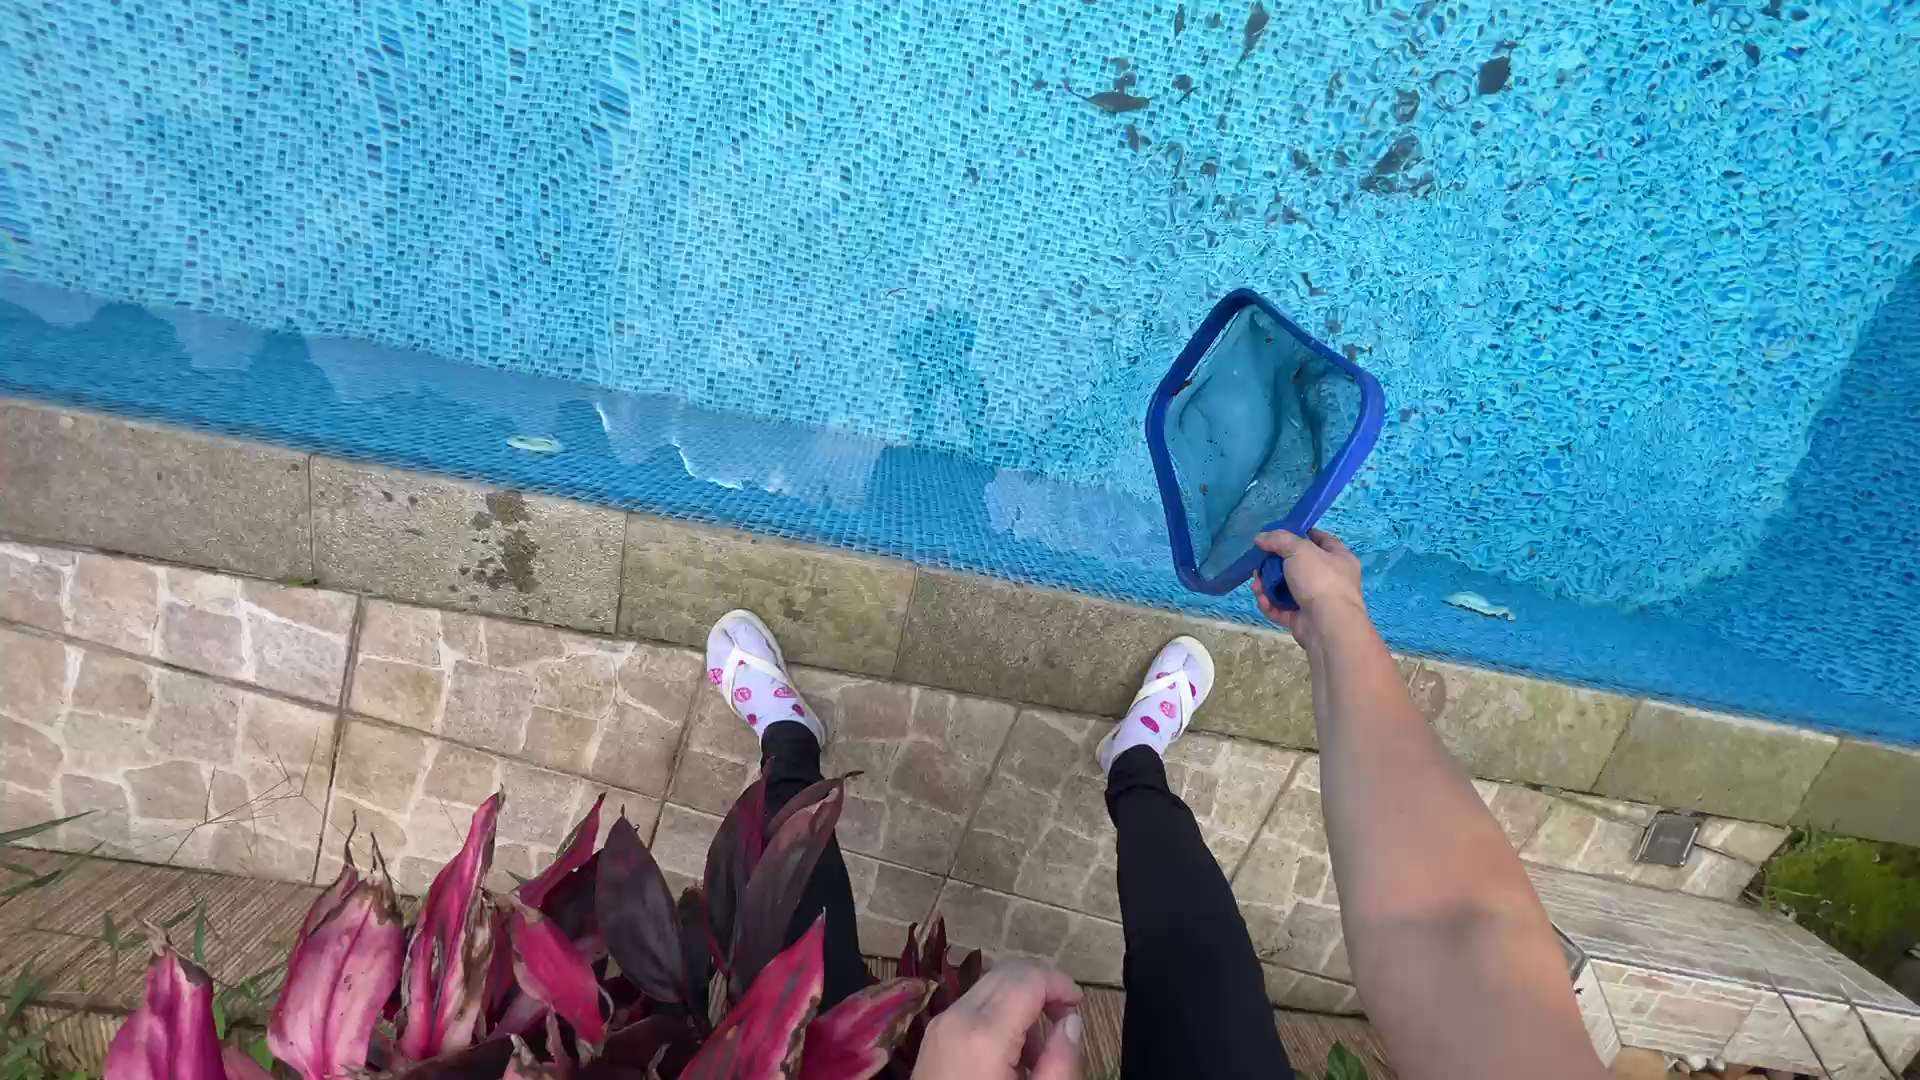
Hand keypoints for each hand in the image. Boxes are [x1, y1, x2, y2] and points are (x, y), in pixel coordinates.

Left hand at [910, 961, 1083, 1079]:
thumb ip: (1061, 1061)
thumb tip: (1072, 1022)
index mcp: (984, 1034)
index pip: (1028, 979)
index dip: (1060, 984)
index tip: (1081, 1005)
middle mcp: (957, 1017)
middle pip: (1007, 974)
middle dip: (1041, 988)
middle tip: (1066, 1020)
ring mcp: (939, 1025)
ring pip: (989, 987)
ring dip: (1020, 1002)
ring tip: (1040, 1051)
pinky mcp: (932, 1038)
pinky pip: (972, 1008)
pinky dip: (998, 1016)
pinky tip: (1011, 1057)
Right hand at [1252, 528, 1365, 642]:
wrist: (1327, 624)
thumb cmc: (1320, 579)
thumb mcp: (1299, 549)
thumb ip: (1279, 539)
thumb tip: (1261, 537)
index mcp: (1338, 557)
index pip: (1321, 539)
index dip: (1301, 533)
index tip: (1279, 535)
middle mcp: (1330, 578)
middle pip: (1296, 565)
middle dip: (1273, 564)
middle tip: (1259, 564)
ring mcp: (1316, 599)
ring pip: (1285, 587)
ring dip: (1267, 585)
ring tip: (1256, 585)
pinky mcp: (1302, 617)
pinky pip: (1281, 607)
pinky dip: (1270, 604)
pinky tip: (1263, 600)